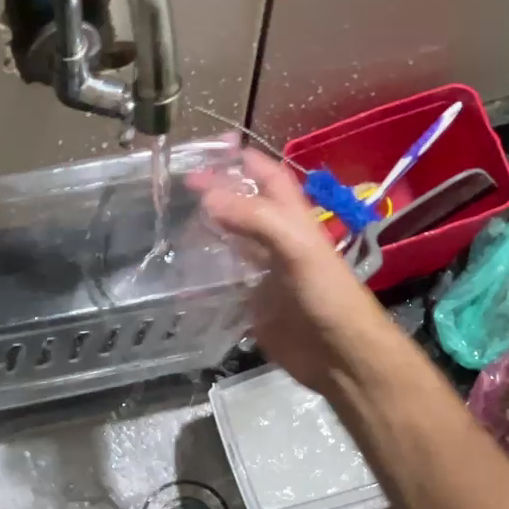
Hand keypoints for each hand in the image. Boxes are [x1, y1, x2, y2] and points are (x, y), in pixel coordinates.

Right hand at [195, 151, 399, 394]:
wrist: (338, 355)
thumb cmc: (326, 297)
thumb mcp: (296, 249)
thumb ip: (256, 220)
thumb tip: (209, 199)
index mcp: (294, 222)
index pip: (268, 179)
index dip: (243, 162)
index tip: (208, 153)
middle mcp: (278, 245)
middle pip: (244, 211)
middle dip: (216, 198)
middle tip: (177, 193)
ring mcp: (265, 278)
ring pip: (231, 249)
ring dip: (206, 238)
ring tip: (170, 232)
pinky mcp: (254, 309)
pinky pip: (224, 290)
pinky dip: (203, 283)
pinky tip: (180, 281)